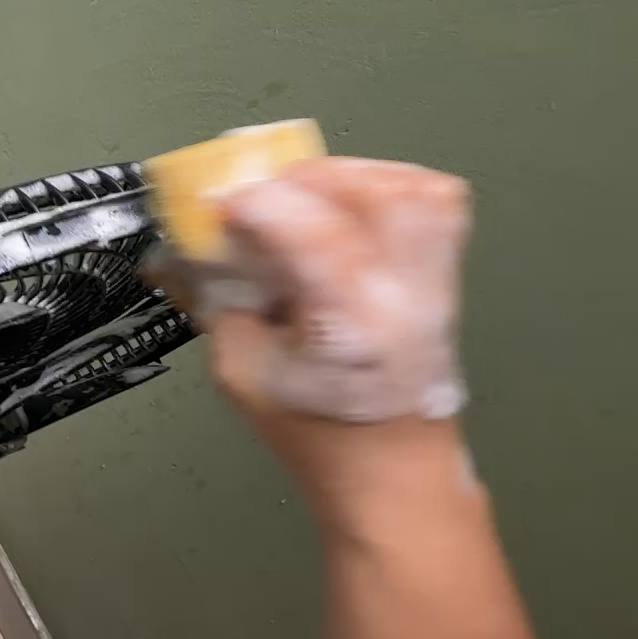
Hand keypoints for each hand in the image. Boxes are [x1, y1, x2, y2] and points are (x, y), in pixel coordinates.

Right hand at [153, 158, 476, 532]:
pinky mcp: (439, 272)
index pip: (320, 237)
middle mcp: (404, 296)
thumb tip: (198, 247)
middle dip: (302, 178)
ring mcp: (434, 281)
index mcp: (351, 328)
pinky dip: (379, 185)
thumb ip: (220, 299)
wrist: (385, 463)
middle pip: (379, 196)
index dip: (261, 203)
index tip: (216, 201)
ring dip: (344, 175)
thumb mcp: (237, 368)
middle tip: (254, 191)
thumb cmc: (312, 429)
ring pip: (415, 188)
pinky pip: (430, 200)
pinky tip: (336, 202)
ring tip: (295, 192)